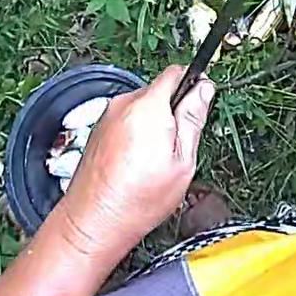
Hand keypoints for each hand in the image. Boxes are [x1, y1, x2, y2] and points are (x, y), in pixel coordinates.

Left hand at [48, 65, 213, 260]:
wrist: (92, 224)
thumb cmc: (136, 200)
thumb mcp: (182, 162)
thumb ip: (194, 118)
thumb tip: (204, 89)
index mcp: (149, 107)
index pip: (176, 72)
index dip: (193, 83)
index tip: (200, 101)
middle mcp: (125, 104)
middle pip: (160, 90)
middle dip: (173, 109)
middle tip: (177, 144)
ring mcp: (108, 116)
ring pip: (144, 106)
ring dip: (155, 123)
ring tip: (154, 159)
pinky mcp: (99, 129)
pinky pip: (128, 119)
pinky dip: (137, 133)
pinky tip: (137, 163)